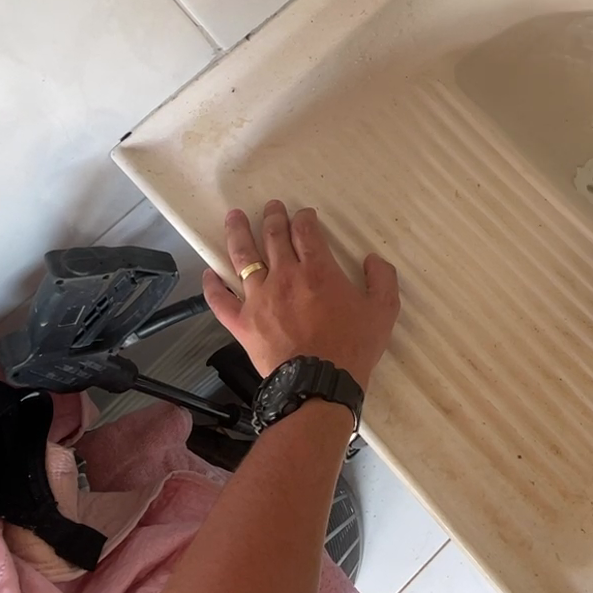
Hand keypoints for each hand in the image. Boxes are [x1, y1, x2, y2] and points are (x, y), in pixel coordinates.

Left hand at [203, 200, 399, 388]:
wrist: (319, 385)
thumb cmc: (353, 347)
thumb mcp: (384, 311)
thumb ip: (383, 279)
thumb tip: (372, 259)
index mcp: (319, 271)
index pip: (306, 232)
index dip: (304, 218)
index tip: (304, 214)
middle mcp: (285, 277)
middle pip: (273, 237)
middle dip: (273, 217)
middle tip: (272, 206)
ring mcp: (258, 299)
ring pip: (243, 258)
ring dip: (238, 233)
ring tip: (234, 217)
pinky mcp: (241, 323)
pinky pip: (220, 300)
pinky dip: (213, 286)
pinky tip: (209, 273)